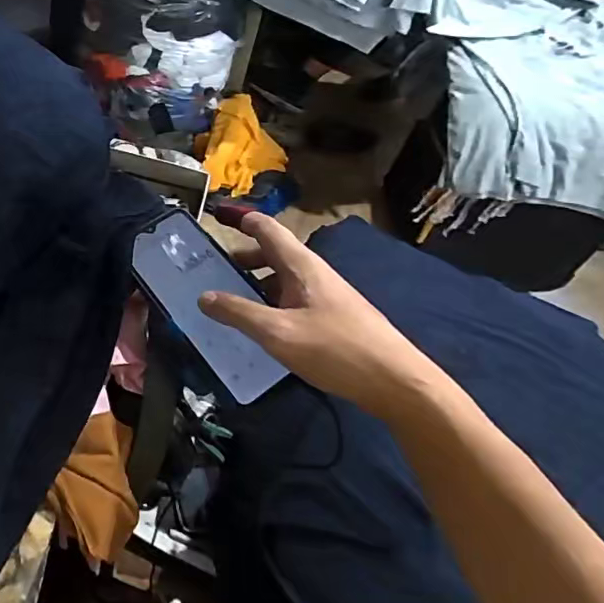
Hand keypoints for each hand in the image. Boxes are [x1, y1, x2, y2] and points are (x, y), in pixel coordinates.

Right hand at [198, 212, 439, 416]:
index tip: (216, 218)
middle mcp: (313, 273)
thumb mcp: (278, 333)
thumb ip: (238, 313)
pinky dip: (271, 303)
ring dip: (255, 284)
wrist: (400, 384)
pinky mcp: (334, 317)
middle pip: (272, 253)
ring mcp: (326, 295)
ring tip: (230, 303)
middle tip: (211, 272)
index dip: (240, 220)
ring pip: (282, 279)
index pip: (266, 228)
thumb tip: (203, 297)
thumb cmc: (337, 349)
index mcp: (301, 265)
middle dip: (241, 259)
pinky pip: (293, 299)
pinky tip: (262, 328)